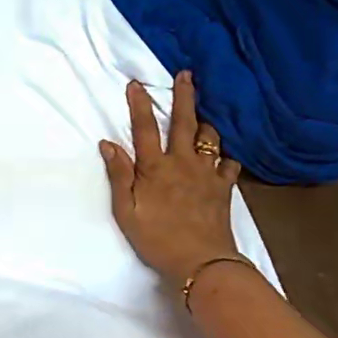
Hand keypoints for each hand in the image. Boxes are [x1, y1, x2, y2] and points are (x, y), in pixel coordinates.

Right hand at [99, 71, 244, 286]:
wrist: (202, 263)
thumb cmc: (158, 239)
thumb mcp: (127, 212)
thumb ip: (119, 176)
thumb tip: (108, 143)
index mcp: (155, 167)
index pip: (144, 128)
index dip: (139, 104)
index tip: (136, 83)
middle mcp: (182, 162)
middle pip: (183, 122)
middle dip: (184, 96)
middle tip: (186, 74)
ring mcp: (207, 173)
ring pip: (209, 138)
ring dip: (205, 124)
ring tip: (203, 117)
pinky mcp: (224, 188)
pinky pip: (229, 164)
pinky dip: (226, 158)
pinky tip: (224, 158)